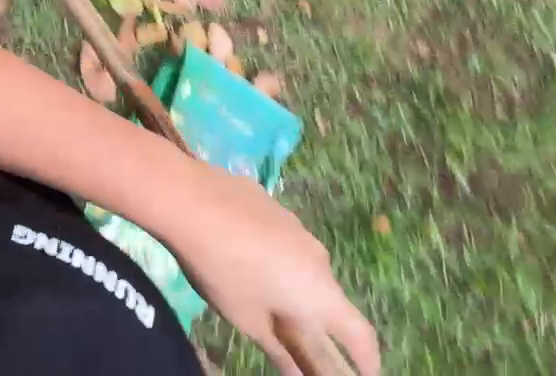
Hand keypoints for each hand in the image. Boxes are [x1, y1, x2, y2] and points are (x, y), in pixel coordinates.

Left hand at [153, 159, 380, 375]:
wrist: (188, 197)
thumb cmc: (220, 268)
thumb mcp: (246, 319)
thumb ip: (279, 350)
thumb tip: (298, 373)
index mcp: (322, 294)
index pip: (361, 334)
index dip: (367, 359)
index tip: (365, 372)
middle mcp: (318, 257)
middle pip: (327, 294)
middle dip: (314, 314)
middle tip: (291, 326)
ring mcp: (294, 223)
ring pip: (301, 260)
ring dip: (288, 277)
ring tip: (256, 282)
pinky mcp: (268, 200)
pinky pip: (277, 233)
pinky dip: (267, 247)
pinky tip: (236, 245)